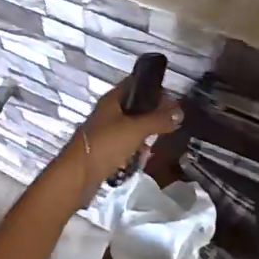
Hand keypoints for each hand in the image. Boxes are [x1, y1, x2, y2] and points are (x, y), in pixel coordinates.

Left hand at [59, 73, 182, 191]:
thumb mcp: (135, 129)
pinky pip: (126, 145)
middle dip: (152, 114)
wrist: (78, 174)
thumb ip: (157, 120)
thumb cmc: (106, 144)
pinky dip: (136, 149)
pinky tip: (145, 157)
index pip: (133, 84)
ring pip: (131, 127)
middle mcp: (108, 112)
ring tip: (160, 141)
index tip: (172, 98)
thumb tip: (180, 111)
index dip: (152, 88)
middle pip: (134, 107)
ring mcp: (106, 132)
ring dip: (145, 134)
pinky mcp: (106, 150)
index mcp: (111, 100)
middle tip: (171, 123)